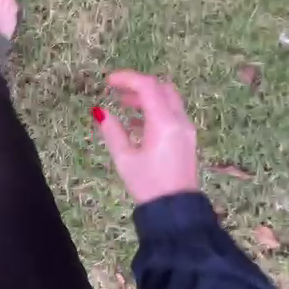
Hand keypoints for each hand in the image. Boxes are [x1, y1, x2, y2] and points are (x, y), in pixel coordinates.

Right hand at [94, 70, 199, 204]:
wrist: (175, 209)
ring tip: (124, 105)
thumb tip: (101, 112)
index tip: (108, 81)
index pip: (147, 86)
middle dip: (138, 85)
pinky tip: (137, 124)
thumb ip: (112, 131)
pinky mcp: (187, 139)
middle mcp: (179, 121)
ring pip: (169, 100)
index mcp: (163, 123)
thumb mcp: (124, 158)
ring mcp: (186, 129)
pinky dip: (155, 110)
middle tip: (117, 91)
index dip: (127, 78)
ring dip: (147, 97)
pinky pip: (172, 114)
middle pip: (161, 88)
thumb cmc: (147, 184)